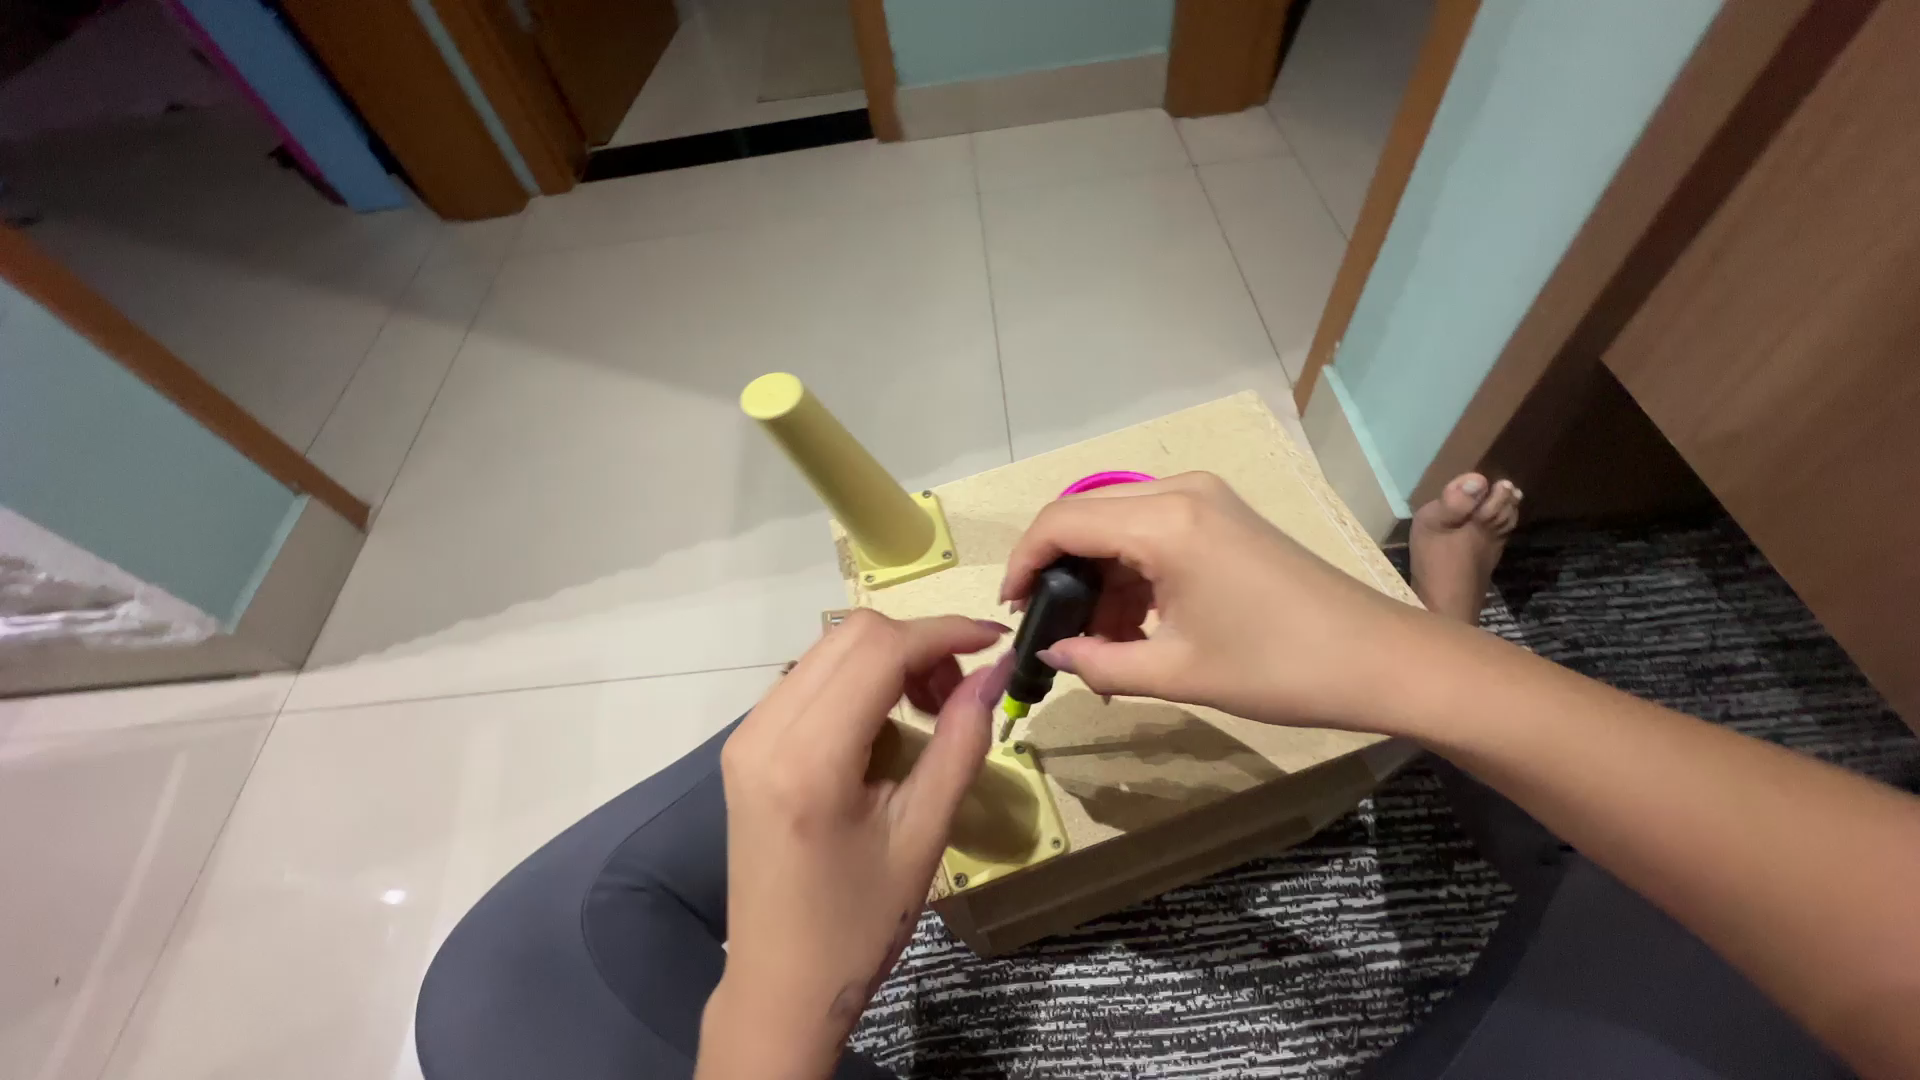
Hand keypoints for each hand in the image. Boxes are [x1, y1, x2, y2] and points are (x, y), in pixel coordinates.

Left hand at [699, 611, 1011, 1079]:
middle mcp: (764, 729)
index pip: (879, 649)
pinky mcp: (745, 744)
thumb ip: (961, 741)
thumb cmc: (859, 923)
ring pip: (830, 650)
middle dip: (918, 646)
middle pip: (852, 634)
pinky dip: (858, 682)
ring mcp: (746, 734)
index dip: (943, 632)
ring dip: (889, 661)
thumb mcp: (924, 834)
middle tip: (958, 694)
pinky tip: (884, 729)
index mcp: (808, 758)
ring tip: (928, 714)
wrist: (780, 985)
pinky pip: (810, 680)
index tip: (995, 642)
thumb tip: (996, 670)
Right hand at [998, 471, 1424, 731]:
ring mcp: (1205, 498)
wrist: (1382, 659)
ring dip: (1098, 576)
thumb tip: (1051, 653)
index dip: (1022, 562)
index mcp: (1164, 522)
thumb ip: (1098, 662)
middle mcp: (1179, 491)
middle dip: (1059, 570)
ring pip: (1117, 523)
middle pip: (1085, 515)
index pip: (1060, 522)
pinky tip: (1136, 622)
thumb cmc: (1277, 668)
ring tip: (1102, 640)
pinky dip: (1131, 572)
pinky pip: (1151, 530)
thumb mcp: (1176, 673)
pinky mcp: (1221, 513)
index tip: (1012, 609)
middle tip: (1053, 627)